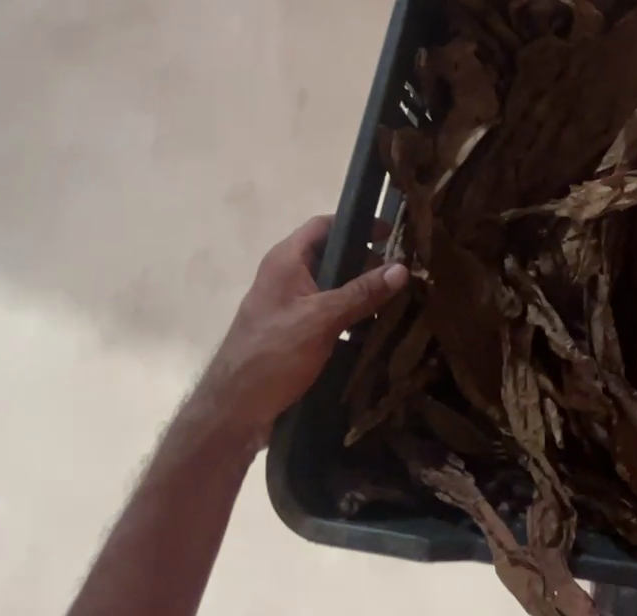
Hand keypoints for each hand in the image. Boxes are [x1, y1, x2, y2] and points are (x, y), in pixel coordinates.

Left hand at [189, 215, 407, 444]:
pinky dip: (352, 315)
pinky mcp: (295, 331)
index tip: (392, 234)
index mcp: (286, 261)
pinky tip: (376, 328)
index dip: (358, 223)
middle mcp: (286, 276)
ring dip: (362, 291)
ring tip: (397, 300)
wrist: (233, 413)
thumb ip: (362, 292)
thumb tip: (403, 268)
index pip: (325, 224)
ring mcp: (289, 305)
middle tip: (401, 273)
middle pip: (333, 255)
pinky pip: (330, 312)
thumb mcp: (322, 319)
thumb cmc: (272, 355)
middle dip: (368, 262)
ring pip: (334, 286)